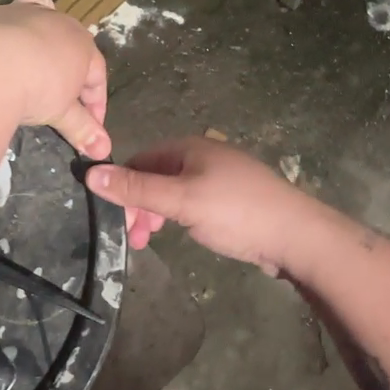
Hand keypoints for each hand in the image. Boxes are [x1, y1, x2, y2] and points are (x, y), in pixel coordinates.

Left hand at [0, 0, 109, 158]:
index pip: (95, 77)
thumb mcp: (62, 114)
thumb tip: (105, 151)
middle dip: (70, 64)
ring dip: (39, 7)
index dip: (95, 104)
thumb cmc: (37, 90)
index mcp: (80, 47)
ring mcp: (21, 13)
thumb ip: (82, 129)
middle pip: (68, 40)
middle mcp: (55, 22)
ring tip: (39, 8)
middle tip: (64, 94)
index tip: (91, 128)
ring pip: (37, 2)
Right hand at [88, 138, 310, 273]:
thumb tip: (91, 173)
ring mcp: (222, 177)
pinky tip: (184, 234)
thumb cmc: (236, 212)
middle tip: (136, 238)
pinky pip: (196, 201)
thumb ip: (137, 189)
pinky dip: (182, 216)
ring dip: (159, 213)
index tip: (118, 219)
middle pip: (157, 175)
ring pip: (176, 190)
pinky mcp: (236, 199)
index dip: (123, 186)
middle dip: (141, 204)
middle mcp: (204, 155)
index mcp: (189, 147)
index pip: (140, 159)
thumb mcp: (180, 201)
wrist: (299, 237)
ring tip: (153, 242)